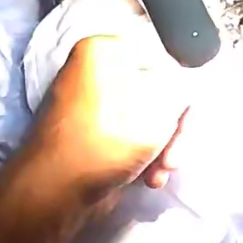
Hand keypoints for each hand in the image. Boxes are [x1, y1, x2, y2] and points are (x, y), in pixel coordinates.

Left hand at [20, 35, 189, 207]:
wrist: (57, 193)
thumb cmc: (108, 140)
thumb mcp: (162, 107)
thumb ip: (183, 89)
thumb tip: (185, 89)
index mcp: (105, 50)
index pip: (165, 62)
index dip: (183, 95)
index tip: (186, 124)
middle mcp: (95, 72)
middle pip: (159, 95)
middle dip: (173, 130)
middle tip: (174, 155)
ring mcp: (94, 106)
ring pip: (148, 120)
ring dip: (162, 147)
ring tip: (161, 170)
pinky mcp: (93, 136)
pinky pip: (132, 138)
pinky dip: (145, 156)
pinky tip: (149, 177)